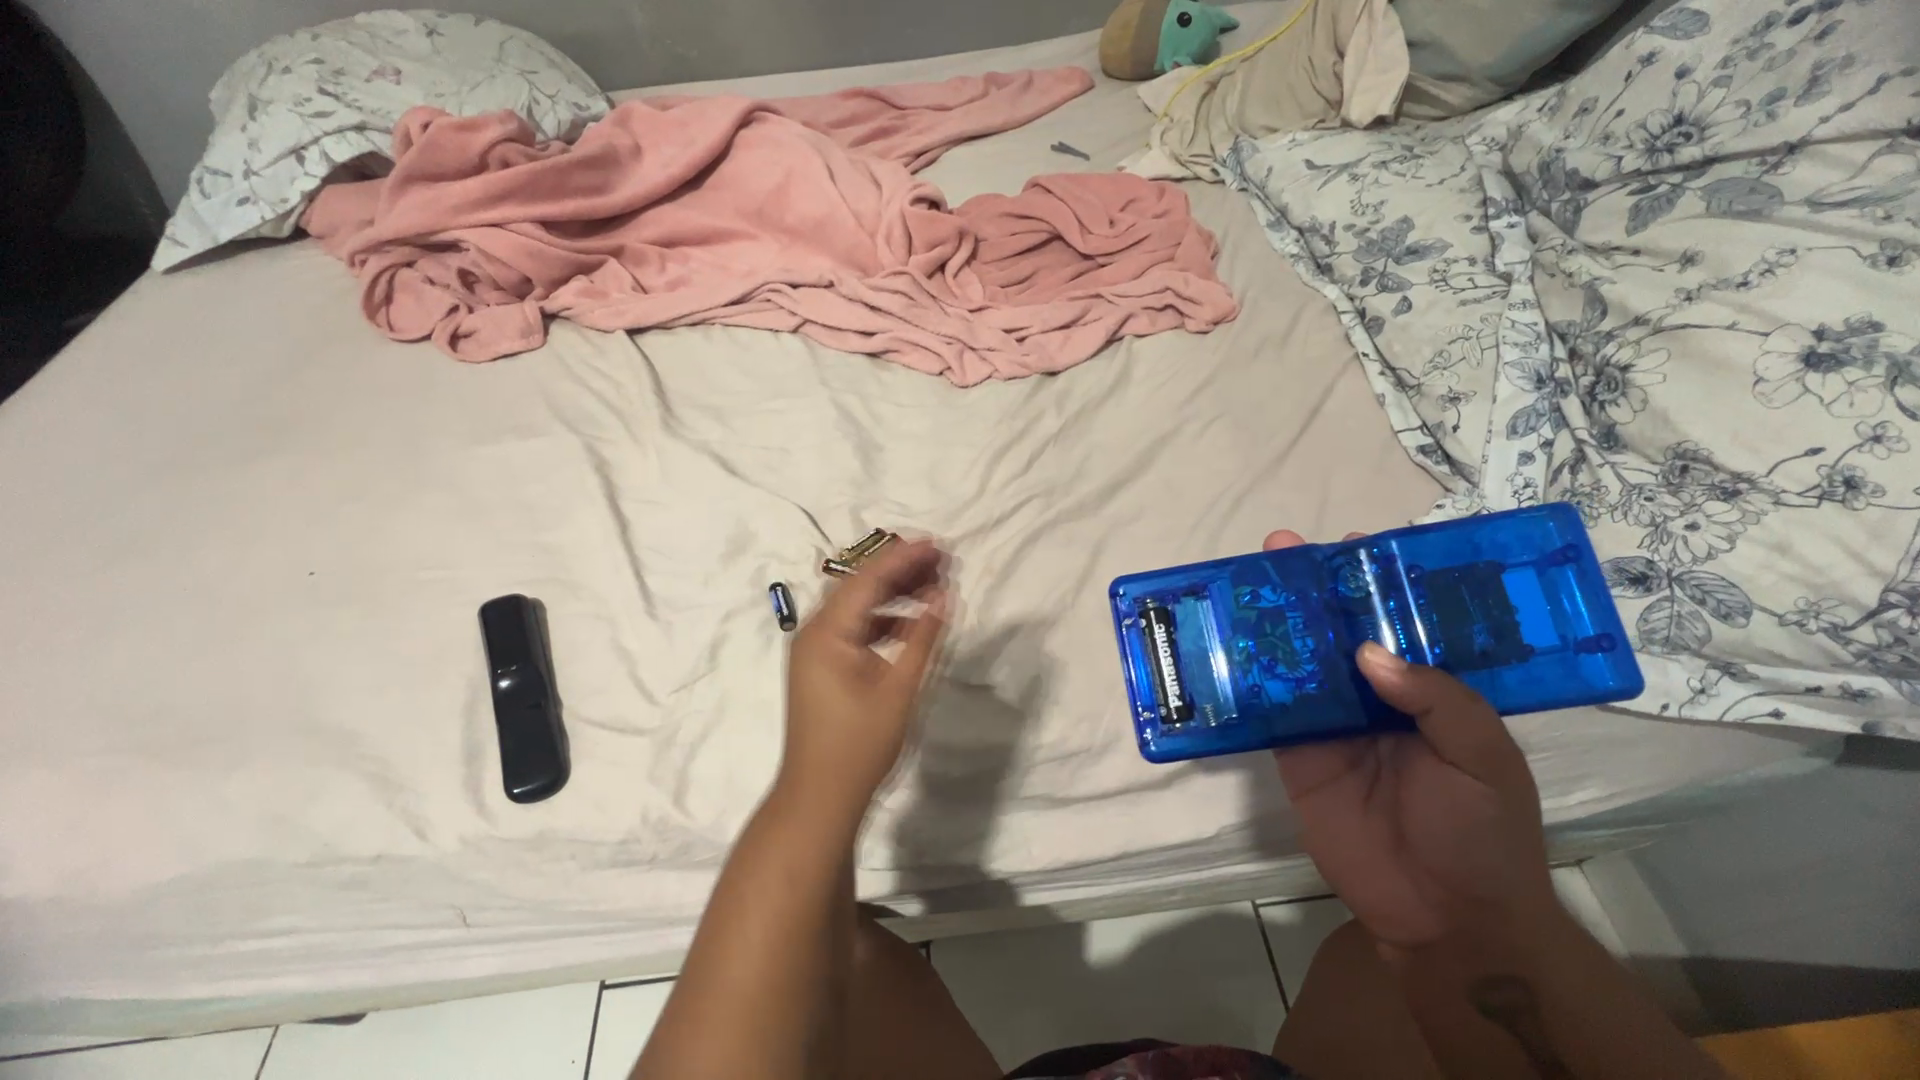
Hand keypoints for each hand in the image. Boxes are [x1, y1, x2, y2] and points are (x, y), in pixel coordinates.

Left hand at [779, 538, 949, 819]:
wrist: (819, 796)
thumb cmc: (859, 745)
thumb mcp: (899, 689)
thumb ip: (922, 638)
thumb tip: (945, 597)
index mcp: (825, 633)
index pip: (867, 580)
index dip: (904, 558)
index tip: (938, 544)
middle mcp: (813, 633)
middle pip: (859, 587)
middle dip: (901, 571)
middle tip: (943, 561)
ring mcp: (814, 651)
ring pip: (857, 608)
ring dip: (894, 595)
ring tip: (934, 586)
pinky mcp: (822, 668)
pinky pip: (854, 629)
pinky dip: (883, 620)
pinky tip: (912, 622)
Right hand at [1265, 530, 1557, 953]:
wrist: (1442, 917)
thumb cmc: (1482, 833)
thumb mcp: (1485, 758)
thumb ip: (1438, 699)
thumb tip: (1366, 651)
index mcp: (1433, 692)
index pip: (1405, 625)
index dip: (1379, 585)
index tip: (1352, 546)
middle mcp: (1379, 699)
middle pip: (1341, 633)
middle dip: (1312, 591)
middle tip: (1280, 548)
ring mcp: (1333, 726)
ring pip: (1299, 664)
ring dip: (1273, 625)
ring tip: (1243, 583)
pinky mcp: (1296, 756)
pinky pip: (1268, 712)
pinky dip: (1246, 683)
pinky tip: (1222, 647)